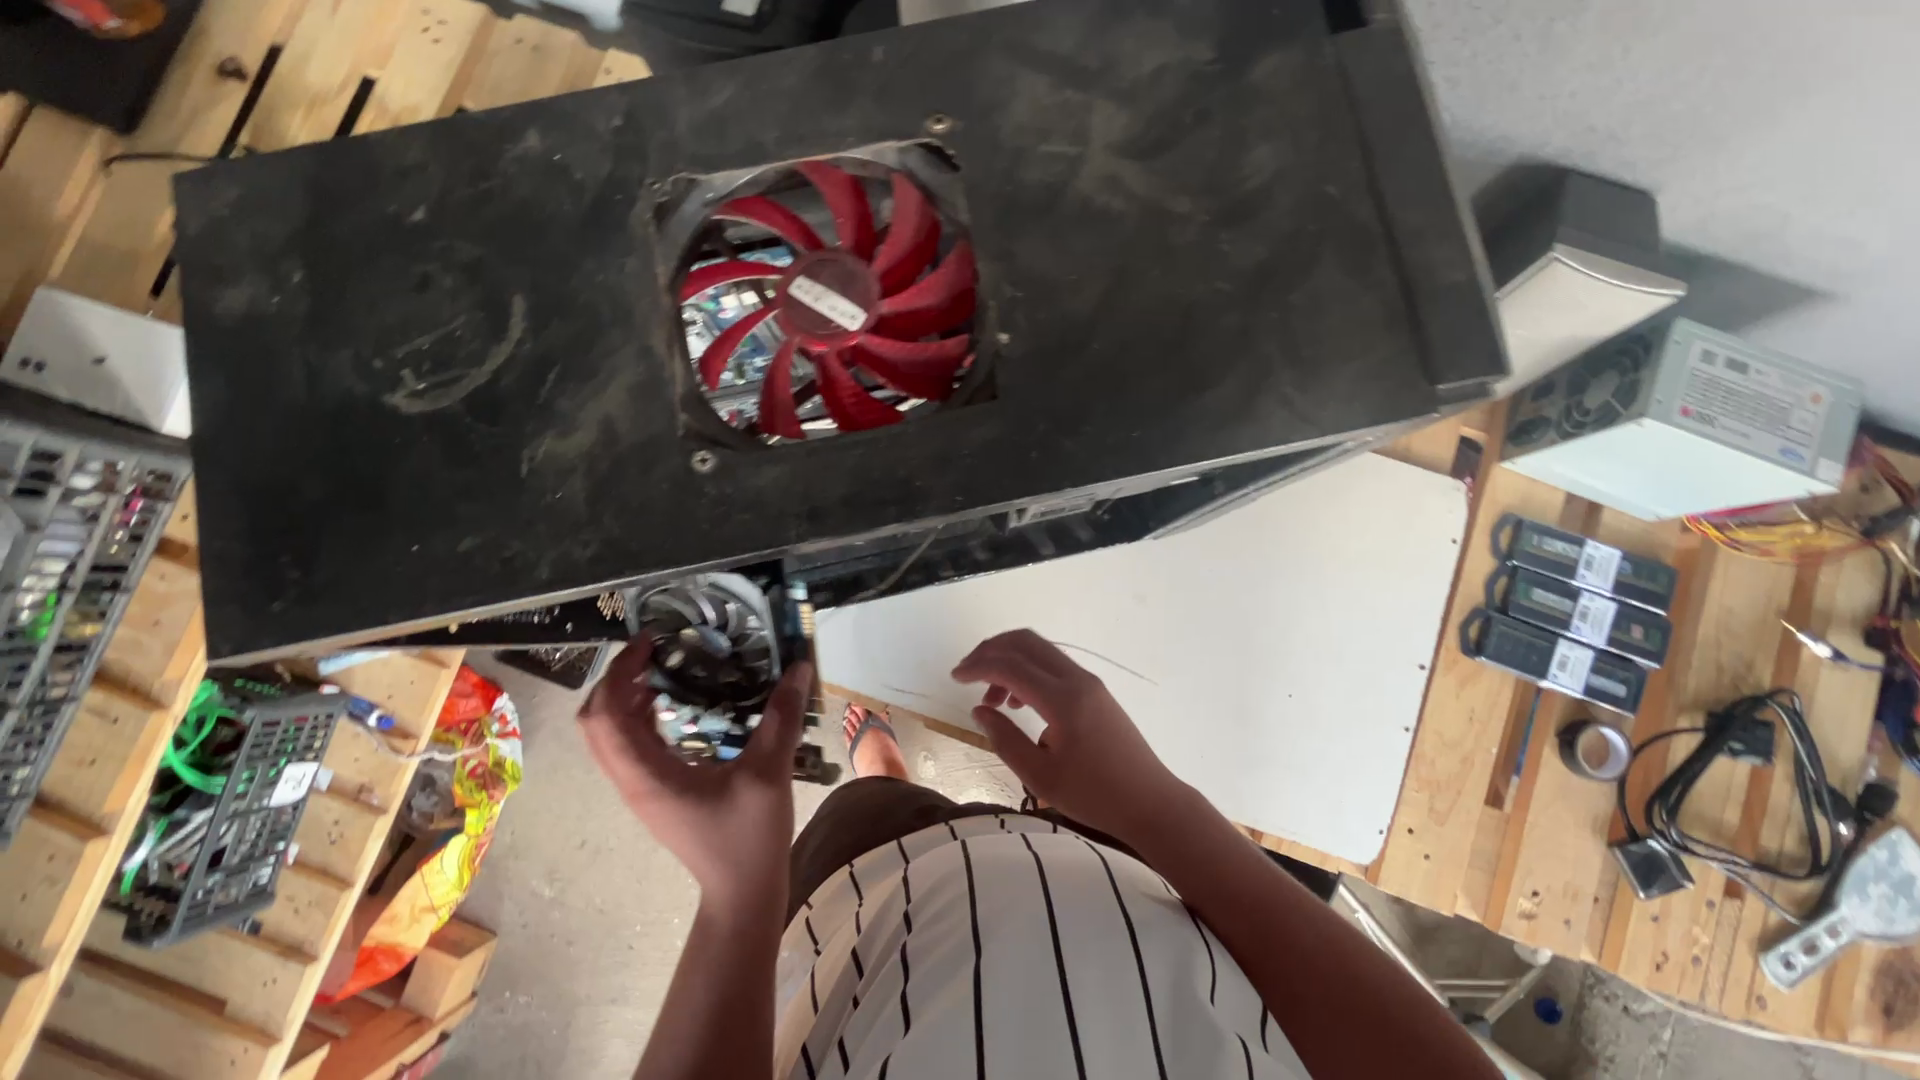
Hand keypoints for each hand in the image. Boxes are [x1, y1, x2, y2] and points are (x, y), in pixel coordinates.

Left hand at [578, 638, 809, 909]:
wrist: (741, 892)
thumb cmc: (748, 839)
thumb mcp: (769, 773)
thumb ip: (782, 718)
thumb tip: (798, 668)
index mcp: (647, 776)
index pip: (605, 715)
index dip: (619, 672)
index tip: (651, 642)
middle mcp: (632, 781)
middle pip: (595, 722)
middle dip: (616, 679)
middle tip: (653, 652)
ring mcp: (639, 790)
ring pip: (608, 735)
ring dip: (624, 697)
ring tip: (662, 669)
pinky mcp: (653, 793)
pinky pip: (629, 746)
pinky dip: (638, 717)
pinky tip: (675, 704)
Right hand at [951, 629, 1188, 843]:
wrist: (1150, 802)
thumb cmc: (1095, 796)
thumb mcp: (1040, 776)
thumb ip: (1005, 739)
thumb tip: (980, 710)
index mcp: (1063, 699)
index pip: (1011, 665)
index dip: (977, 666)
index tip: (953, 677)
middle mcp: (1077, 680)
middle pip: (1026, 642)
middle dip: (991, 650)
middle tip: (966, 674)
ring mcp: (1089, 683)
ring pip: (1040, 651)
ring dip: (1010, 662)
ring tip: (993, 701)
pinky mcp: (1095, 692)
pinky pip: (1053, 667)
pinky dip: (1028, 672)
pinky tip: (1018, 703)